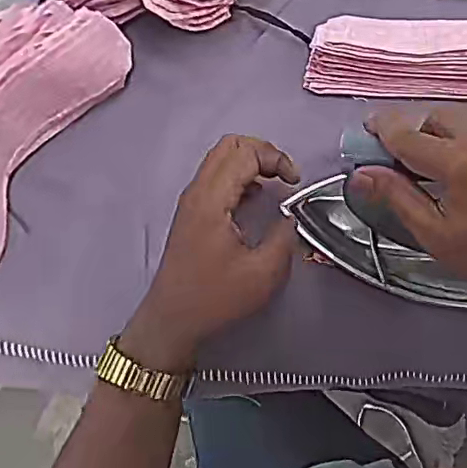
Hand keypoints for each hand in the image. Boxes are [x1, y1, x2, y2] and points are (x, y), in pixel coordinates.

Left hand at [117, 136, 300, 372]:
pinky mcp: (193, 212)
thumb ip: (284, 236)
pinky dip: (242, 176)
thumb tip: (292, 214)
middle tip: (286, 176)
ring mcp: (192, 201)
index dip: (277, 159)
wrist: (172, 322)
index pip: (245, 153)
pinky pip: (218, 176)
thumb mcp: (264, 273)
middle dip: (265, 152)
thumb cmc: (215, 299)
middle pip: (230, 145)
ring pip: (222, 158)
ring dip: (253, 163)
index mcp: (211, 201)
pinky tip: (257, 200)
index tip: (295, 183)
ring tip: (276, 186)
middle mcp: (197, 192)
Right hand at [359, 107, 466, 367]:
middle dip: (422, 133)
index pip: (407, 133)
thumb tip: (363, 175)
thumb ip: (397, 197)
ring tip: (458, 168)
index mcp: (462, 161)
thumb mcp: (439, 236)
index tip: (372, 129)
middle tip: (418, 163)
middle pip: (439, 116)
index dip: (383, 129)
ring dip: (454, 132)